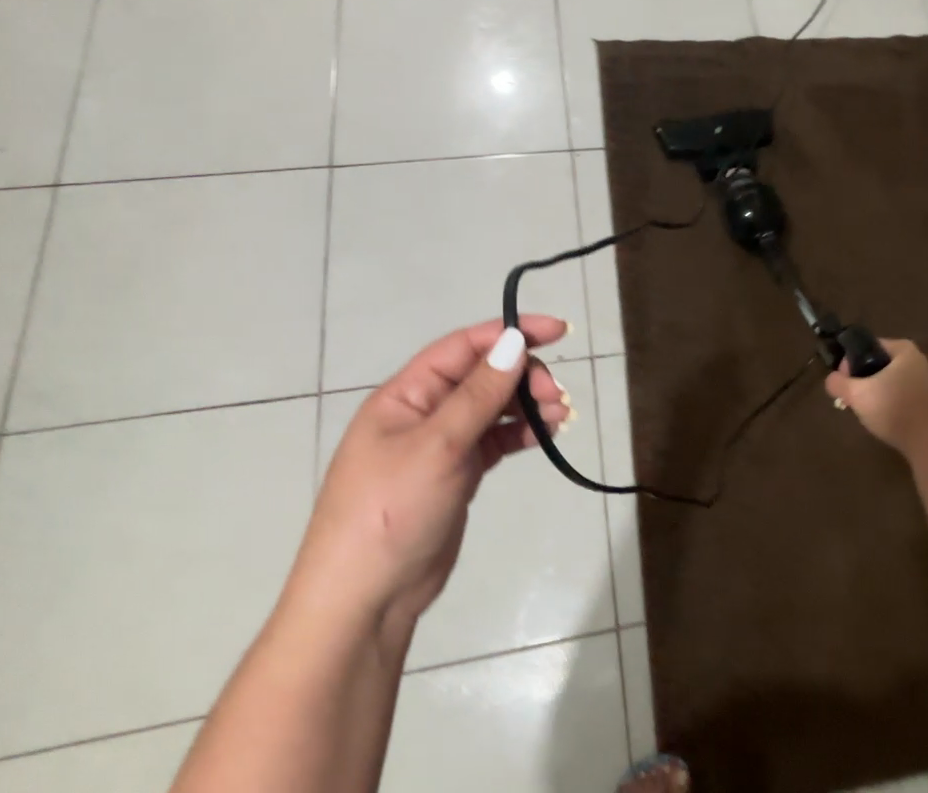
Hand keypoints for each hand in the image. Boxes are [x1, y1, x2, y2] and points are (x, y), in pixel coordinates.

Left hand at [282, 316, 571, 638]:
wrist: (365, 596)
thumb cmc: (390, 511)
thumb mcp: (436, 447)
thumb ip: (478, 394)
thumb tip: (514, 341)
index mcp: (405, 395)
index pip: (464, 347)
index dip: (511, 332)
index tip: (558, 331)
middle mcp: (423, 413)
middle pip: (482, 375)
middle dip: (523, 376)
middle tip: (556, 396)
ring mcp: (440, 446)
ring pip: (492, 408)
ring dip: (527, 404)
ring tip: (562, 414)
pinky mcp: (456, 475)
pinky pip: (494, 440)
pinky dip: (521, 433)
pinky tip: (546, 434)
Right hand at [824, 339, 927, 455]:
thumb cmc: (893, 409)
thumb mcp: (857, 394)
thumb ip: (839, 383)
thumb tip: (831, 379)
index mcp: (902, 349)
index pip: (867, 346)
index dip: (849, 362)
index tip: (842, 382)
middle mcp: (915, 360)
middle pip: (876, 364)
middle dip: (860, 380)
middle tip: (850, 398)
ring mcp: (921, 380)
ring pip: (885, 381)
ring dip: (871, 393)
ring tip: (862, 409)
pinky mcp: (922, 399)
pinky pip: (896, 394)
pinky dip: (885, 402)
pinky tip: (878, 417)